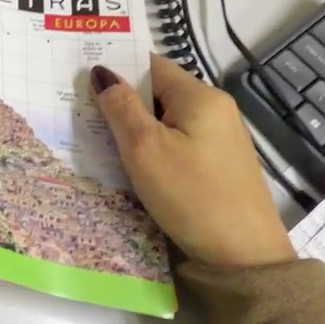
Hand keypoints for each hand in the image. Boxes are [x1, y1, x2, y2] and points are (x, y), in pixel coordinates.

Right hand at [89, 55, 295, 267]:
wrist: (244, 258)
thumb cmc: (190, 194)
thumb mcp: (144, 148)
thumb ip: (119, 105)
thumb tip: (102, 72)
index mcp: (200, 96)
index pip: (149, 65)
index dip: (116, 68)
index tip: (80, 78)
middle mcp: (216, 108)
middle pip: (157, 90)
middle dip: (122, 99)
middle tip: (82, 110)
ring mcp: (220, 136)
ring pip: (166, 116)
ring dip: (135, 123)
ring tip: (100, 135)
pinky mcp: (219, 162)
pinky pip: (177, 138)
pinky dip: (153, 142)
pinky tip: (134, 159)